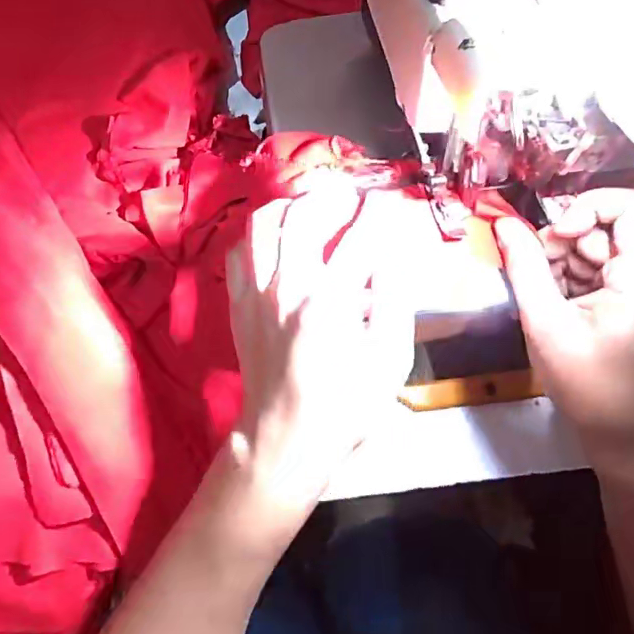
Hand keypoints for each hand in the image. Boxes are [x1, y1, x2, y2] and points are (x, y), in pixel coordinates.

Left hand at [225, 179, 414, 529]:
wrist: (284, 437)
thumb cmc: (345, 405)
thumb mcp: (389, 359)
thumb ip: (395, 301)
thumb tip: (392, 255)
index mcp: (331, 302)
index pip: (360, 237)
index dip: (380, 211)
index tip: (390, 202)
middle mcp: (289, 287)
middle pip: (305, 215)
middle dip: (333, 196)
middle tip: (351, 197)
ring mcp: (257, 293)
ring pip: (263, 225)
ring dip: (290, 206)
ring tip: (311, 207)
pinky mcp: (238, 303)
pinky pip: (239, 252)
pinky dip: (258, 236)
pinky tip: (277, 239)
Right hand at [493, 190, 633, 469]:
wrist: (624, 433)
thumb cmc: (588, 386)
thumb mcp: (545, 324)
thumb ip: (525, 267)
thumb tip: (503, 224)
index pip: (633, 205)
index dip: (589, 205)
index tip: (557, 233)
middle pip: (613, 226)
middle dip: (568, 240)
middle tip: (538, 272)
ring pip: (605, 244)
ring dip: (567, 259)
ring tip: (548, 295)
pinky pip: (607, 266)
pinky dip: (578, 275)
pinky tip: (561, 303)